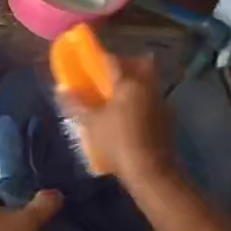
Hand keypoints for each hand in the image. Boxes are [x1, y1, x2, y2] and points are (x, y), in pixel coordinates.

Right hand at [58, 53, 179, 190]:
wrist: (151, 172)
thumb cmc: (117, 143)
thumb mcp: (90, 123)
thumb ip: (76, 103)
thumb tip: (61, 88)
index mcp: (129, 82)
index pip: (113, 60)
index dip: (100, 58)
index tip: (91, 64)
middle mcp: (148, 86)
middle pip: (140, 64)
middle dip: (127, 65)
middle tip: (110, 77)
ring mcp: (161, 102)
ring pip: (149, 82)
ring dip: (136, 84)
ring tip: (118, 99)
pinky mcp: (169, 118)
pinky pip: (154, 100)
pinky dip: (143, 101)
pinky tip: (132, 117)